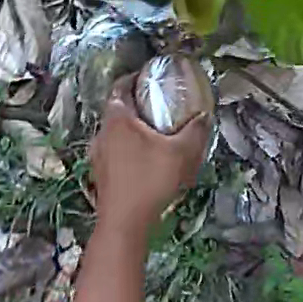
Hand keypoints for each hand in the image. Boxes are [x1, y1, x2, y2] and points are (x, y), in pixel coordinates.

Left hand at [89, 76, 211, 240]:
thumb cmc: (150, 180)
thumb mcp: (180, 153)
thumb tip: (204, 116)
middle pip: (116, 109)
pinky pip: (112, 150)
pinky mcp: (99, 174)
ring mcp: (97, 154)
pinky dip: (125, 147)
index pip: (119, 87)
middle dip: (134, 103)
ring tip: (151, 131)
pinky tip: (142, 159)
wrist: (124, 224)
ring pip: (113, 131)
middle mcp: (102, 132)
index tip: (147, 77)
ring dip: (129, 128)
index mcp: (117, 119)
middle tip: (155, 104)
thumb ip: (195, 131)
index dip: (132, 78)